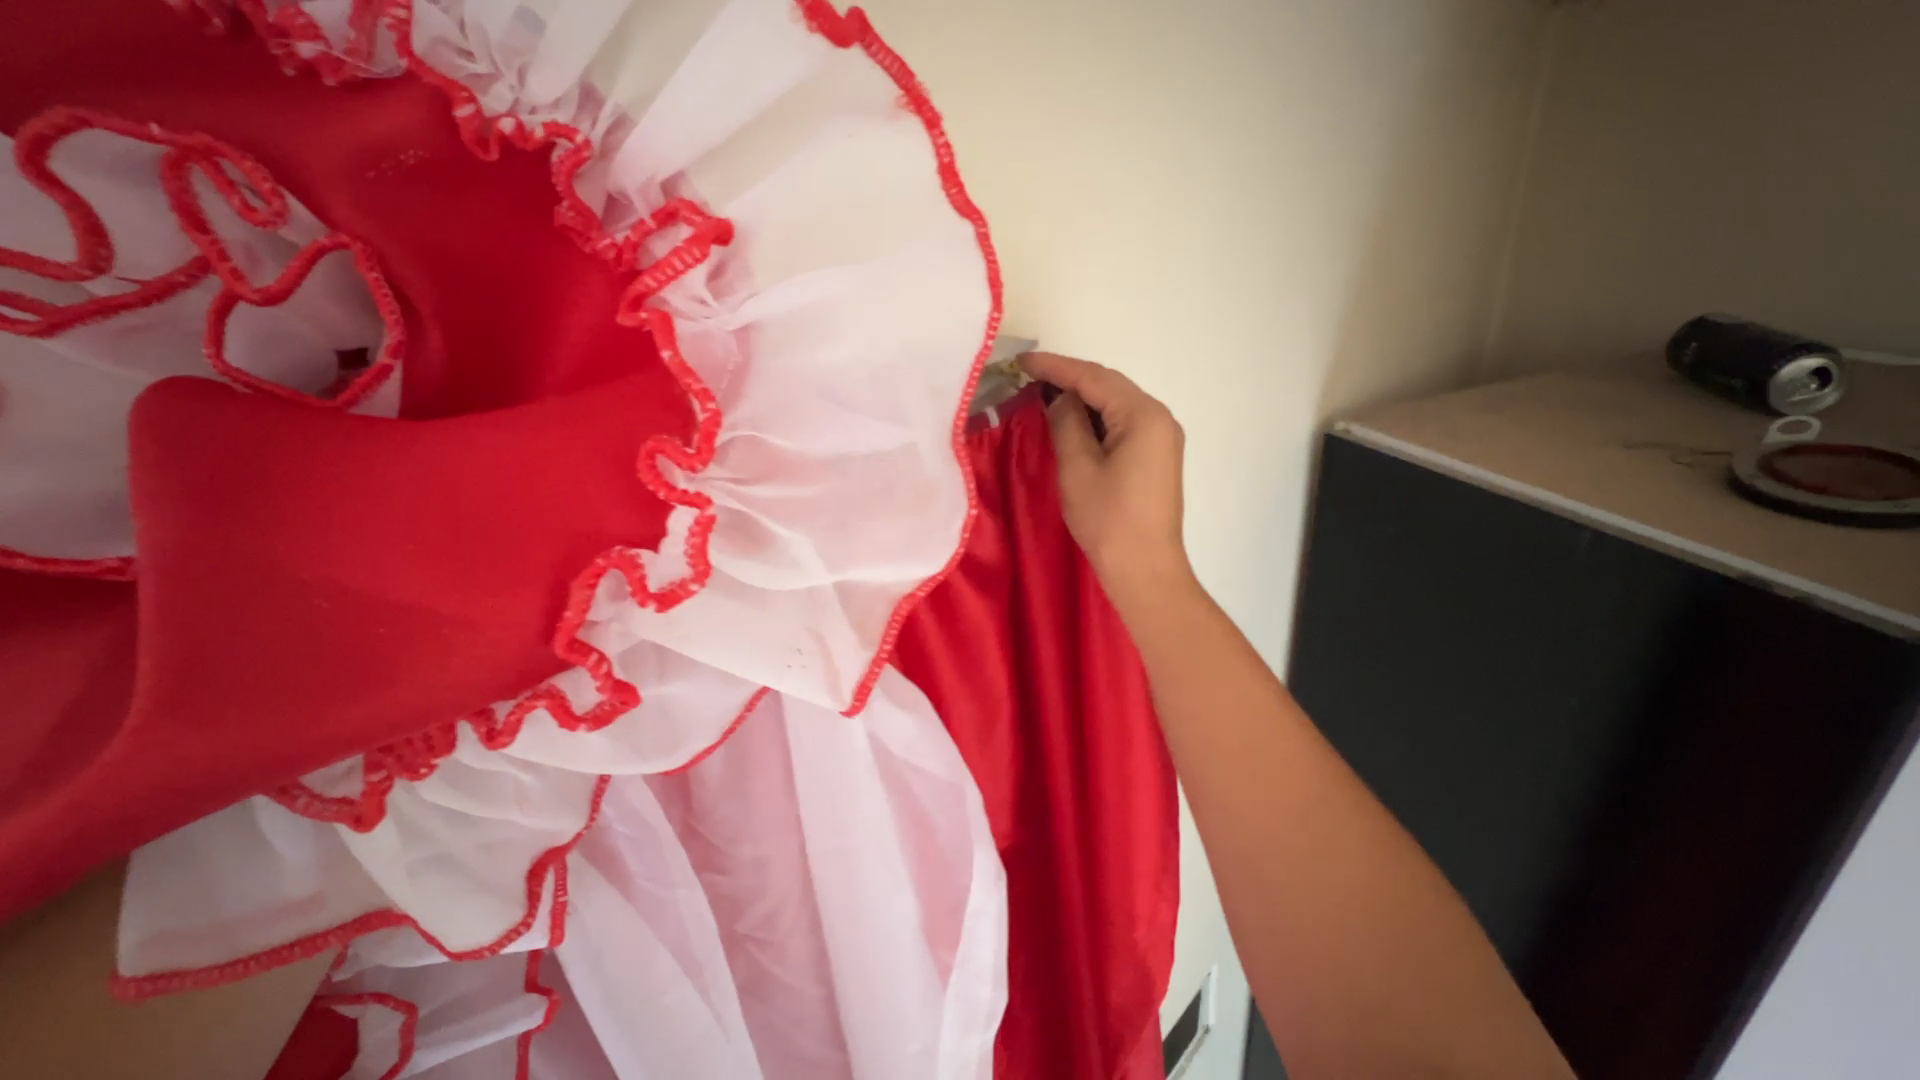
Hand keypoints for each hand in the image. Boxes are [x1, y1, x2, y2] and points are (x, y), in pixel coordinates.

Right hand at [1019, 352, 1193, 597]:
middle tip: (1028, 376)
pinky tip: (1071, 422)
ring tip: (1042, 394)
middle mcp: (1159, 418)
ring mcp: (1161, 438)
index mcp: (1143, 415)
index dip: (1055, 367)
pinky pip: (1123, 425)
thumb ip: (1067, 424)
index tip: (1021, 361)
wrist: (1145, 569)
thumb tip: (1059, 399)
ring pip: (1116, 405)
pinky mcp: (1156, 457)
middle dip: (1069, 379)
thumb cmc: (1109, 520)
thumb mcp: (1078, 468)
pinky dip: (1096, 420)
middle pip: (1109, 386)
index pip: (1094, 378)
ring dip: (1082, 400)